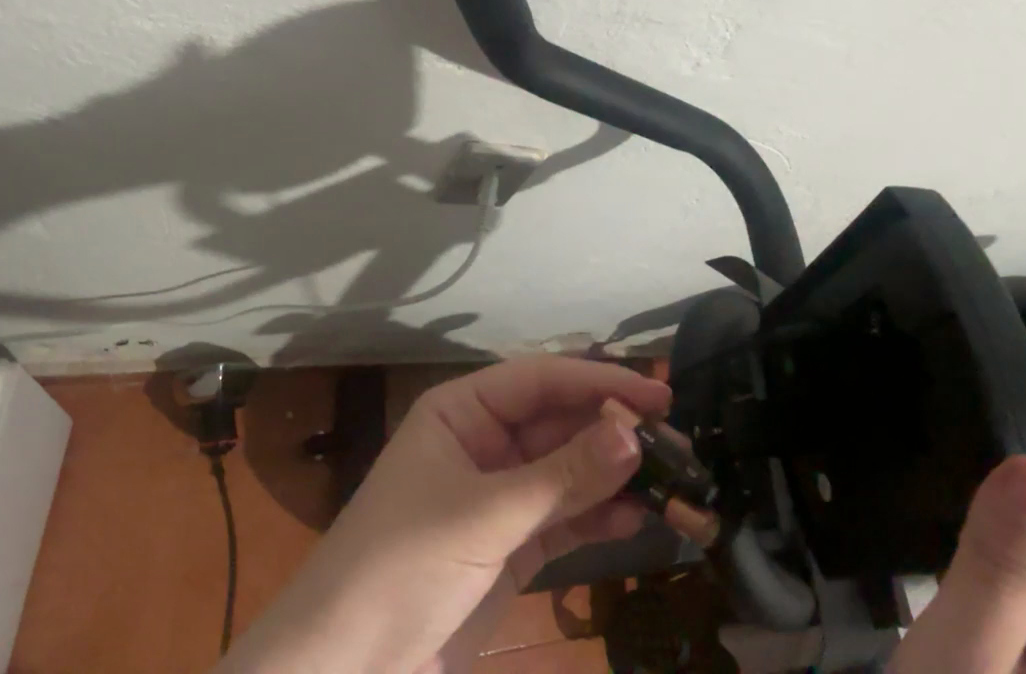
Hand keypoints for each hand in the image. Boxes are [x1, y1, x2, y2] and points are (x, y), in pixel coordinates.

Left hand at [224, 357, 670, 672]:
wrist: (349, 668)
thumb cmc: (401, 565)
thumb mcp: (483, 516)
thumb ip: (562, 478)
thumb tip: (634, 434)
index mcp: (462, 413)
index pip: (541, 380)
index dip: (600, 383)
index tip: (659, 393)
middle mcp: (484, 444)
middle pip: (561, 424)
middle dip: (614, 432)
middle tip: (676, 441)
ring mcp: (500, 496)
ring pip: (570, 472)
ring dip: (616, 476)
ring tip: (673, 480)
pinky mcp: (512, 545)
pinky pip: (567, 517)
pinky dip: (602, 516)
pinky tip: (641, 518)